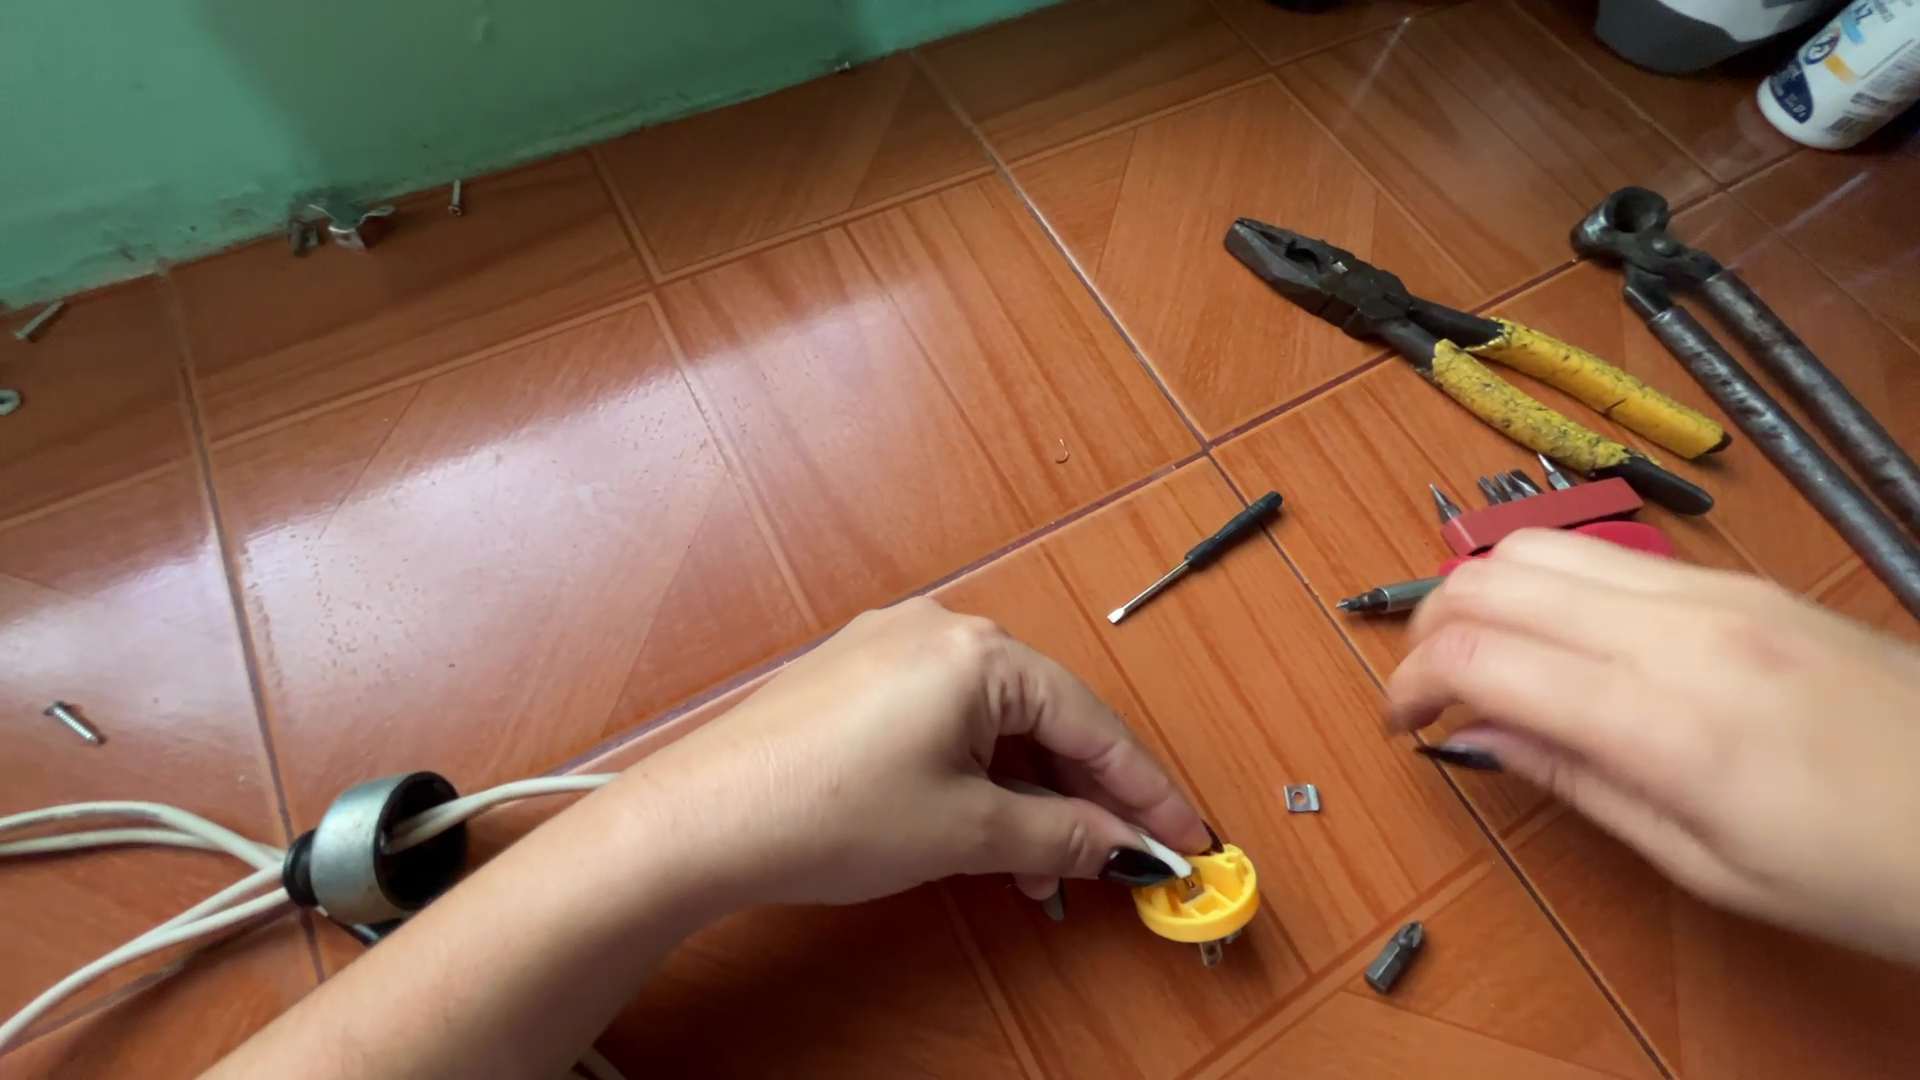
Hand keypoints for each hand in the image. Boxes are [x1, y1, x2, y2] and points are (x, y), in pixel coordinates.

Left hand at [613, 598, 1209, 909]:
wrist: (700, 819)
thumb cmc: (826, 810)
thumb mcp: (966, 830)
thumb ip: (1062, 832)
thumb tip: (1125, 842)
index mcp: (979, 650)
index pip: (1090, 720)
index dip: (1144, 787)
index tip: (1185, 833)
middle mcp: (941, 628)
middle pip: (1042, 715)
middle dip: (1081, 792)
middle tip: (1116, 856)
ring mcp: (896, 644)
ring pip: (994, 718)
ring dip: (1025, 787)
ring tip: (1042, 862)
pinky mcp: (864, 671)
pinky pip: (948, 715)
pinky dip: (977, 767)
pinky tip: (986, 820)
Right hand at [1388, 528, 1919, 962]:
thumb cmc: (1881, 874)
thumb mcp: (1706, 864)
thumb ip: (1570, 781)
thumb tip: (1470, 734)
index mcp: (1667, 720)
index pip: (1478, 658)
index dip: (1409, 685)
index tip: (1401, 722)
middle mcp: (1678, 631)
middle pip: (1484, 583)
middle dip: (1422, 631)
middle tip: (1426, 687)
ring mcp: (1707, 591)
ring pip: (1525, 547)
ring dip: (1470, 594)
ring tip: (1475, 650)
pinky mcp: (1728, 578)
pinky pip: (1586, 552)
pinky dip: (1530, 584)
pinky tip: (1545, 634)